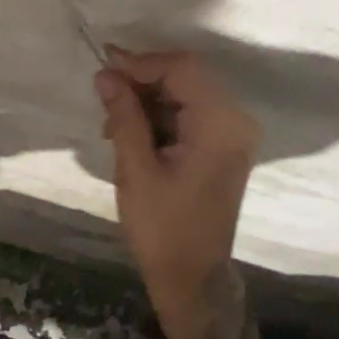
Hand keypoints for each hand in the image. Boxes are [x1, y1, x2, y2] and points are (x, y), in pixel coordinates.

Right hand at [96, 48, 261, 338]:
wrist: (192, 276)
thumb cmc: (163, 227)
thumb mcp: (136, 169)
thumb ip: (124, 117)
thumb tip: (106, 75)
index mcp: (220, 125)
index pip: (182, 69)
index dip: (141, 62)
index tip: (103, 64)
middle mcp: (235, 122)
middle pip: (186, 77)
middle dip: (142, 80)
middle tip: (102, 94)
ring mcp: (232, 135)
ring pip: (185, 94)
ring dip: (147, 100)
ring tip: (111, 123)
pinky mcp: (222, 148)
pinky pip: (189, 115)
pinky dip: (159, 116)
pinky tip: (130, 133)